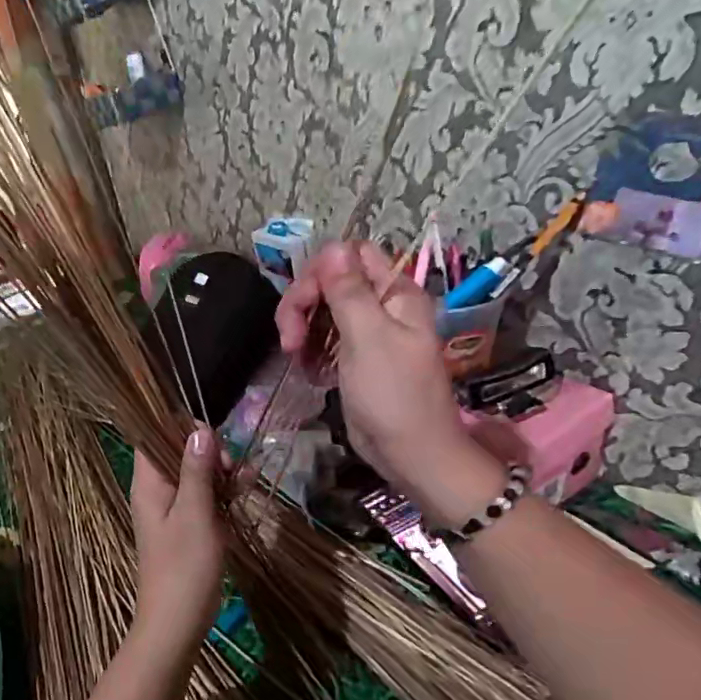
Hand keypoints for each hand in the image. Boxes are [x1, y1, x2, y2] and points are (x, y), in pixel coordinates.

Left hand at [129, 427, 224, 653]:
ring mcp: (174, 508)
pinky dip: (224, 490)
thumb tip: (200, 430)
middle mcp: (157, 490)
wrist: (177, 624)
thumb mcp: (195, 513)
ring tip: (246, 478)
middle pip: (179, 451)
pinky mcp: (190, 524)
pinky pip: (205, 495)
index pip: (154, 435)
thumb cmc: (184, 567)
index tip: (213, 437)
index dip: (181, 427)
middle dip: (210, 451)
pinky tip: (246, 488)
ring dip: (222, 471)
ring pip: (197, 473)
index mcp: (149, 483)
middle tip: (231, 467)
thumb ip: (197, 470)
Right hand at [275, 241, 504, 524]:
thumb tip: (333, 246)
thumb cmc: (394, 394)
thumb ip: (349, 290)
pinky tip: (308, 370)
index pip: (350, 256)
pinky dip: (312, 350)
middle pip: (331, 282)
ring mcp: (369, 334)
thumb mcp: (368, 337)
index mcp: (395, 293)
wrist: (411, 453)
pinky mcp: (356, 359)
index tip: (302, 303)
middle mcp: (383, 306)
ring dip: (303, 328)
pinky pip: (326, 340)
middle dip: (304, 304)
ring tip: (296, 357)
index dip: (321, 271)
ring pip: (324, 311)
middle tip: (289, 339)